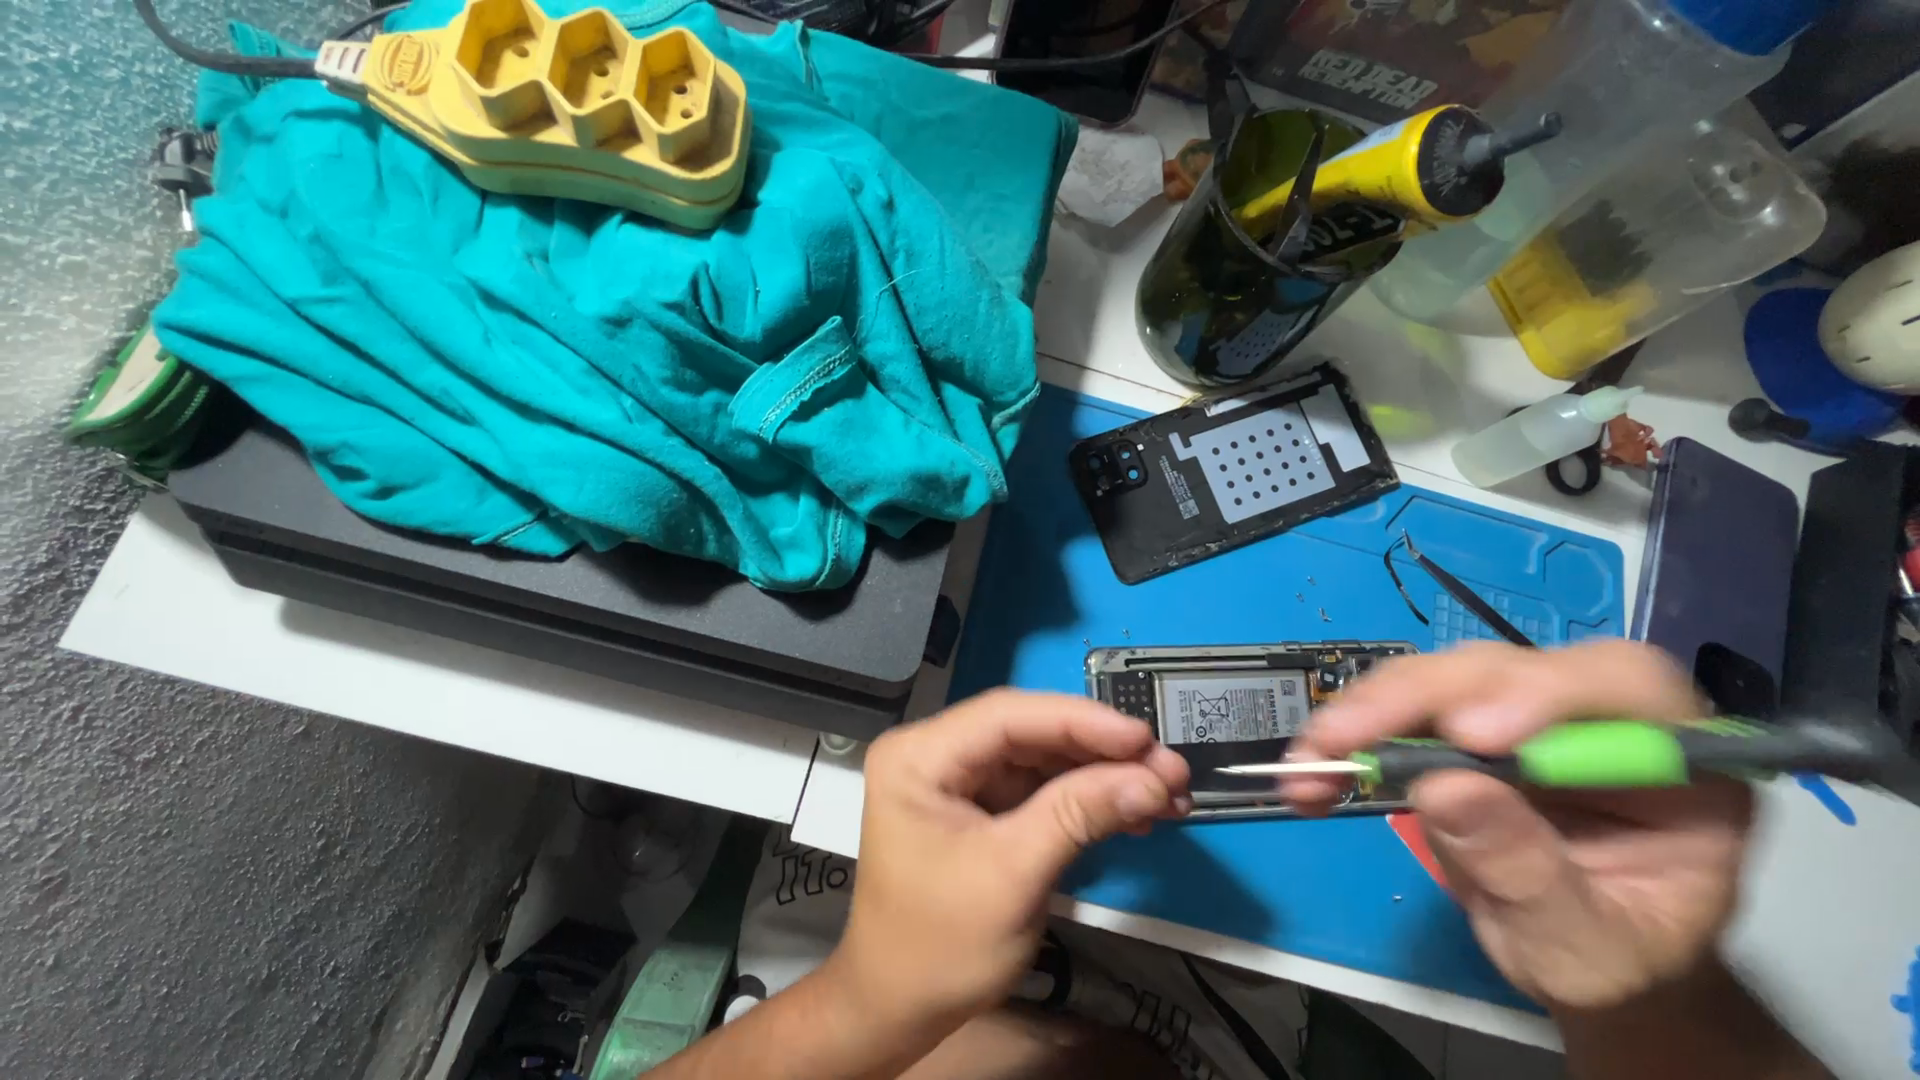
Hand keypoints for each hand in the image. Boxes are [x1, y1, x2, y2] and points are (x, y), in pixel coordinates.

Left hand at [827, 690, 1191, 1039]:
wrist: (900, 1009)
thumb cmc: (940, 945)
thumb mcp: (1011, 875)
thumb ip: (1077, 816)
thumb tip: (1152, 779)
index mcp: (919, 756)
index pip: (1008, 715)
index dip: (1081, 721)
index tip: (1143, 738)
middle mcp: (937, 754)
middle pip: (1031, 733)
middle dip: (1102, 751)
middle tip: (1170, 769)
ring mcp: (961, 781)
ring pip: (1044, 759)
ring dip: (1105, 776)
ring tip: (1169, 794)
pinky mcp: (984, 808)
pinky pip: (1042, 789)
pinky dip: (1088, 801)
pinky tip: (1135, 815)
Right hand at [1285, 641, 1752, 1012]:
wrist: (1582, 957)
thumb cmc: (1612, 959)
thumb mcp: (1585, 946)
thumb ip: (1529, 875)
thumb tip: (1443, 789)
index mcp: (1676, 762)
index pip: (1621, 686)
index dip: (1542, 692)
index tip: (1469, 734)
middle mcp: (1592, 718)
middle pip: (1503, 670)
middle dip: (1417, 699)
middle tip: (1345, 739)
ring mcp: (1518, 716)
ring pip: (1437, 679)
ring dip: (1366, 713)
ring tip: (1312, 760)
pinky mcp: (1458, 726)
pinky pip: (1398, 710)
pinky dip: (1349, 733)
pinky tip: (1314, 764)